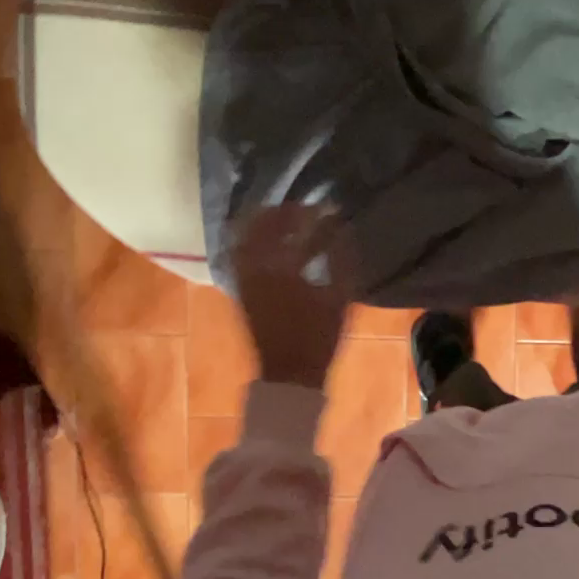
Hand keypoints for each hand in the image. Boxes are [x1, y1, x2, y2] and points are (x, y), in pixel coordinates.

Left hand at [229, 204, 355, 389]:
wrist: (289, 372)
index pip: (290, 225)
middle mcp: (254, 265)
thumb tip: (340, 225)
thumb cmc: (319, 336)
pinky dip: (251, 240)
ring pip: (244, 236)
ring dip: (263, 224)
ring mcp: (243, 276)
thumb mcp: (339, 297)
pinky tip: (268, 243)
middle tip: (300, 209)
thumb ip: (340, 257)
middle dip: (280, 212)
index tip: (322, 207)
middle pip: (260, 225)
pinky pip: (238, 252)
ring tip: (283, 221)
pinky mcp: (240, 287)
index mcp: (281, 266)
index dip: (306, 212)